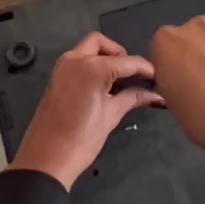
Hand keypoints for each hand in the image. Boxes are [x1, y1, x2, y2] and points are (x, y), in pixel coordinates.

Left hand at [10, 32, 162, 190]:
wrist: (46, 159)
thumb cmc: (82, 139)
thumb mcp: (111, 116)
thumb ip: (133, 97)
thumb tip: (156, 95)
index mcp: (93, 68)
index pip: (127, 62)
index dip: (145, 68)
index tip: (158, 76)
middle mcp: (76, 59)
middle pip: (103, 44)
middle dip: (120, 54)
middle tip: (132, 74)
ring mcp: (63, 66)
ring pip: (88, 49)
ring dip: (105, 58)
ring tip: (120, 81)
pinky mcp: (56, 76)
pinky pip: (79, 61)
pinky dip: (93, 66)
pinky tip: (104, 85)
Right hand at [150, 17, 204, 167]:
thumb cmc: (203, 117)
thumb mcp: (172, 103)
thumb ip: (170, 79)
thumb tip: (178, 77)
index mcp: (166, 41)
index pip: (162, 47)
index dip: (170, 64)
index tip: (178, 79)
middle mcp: (194, 26)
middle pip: (190, 36)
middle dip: (194, 53)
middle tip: (203, 81)